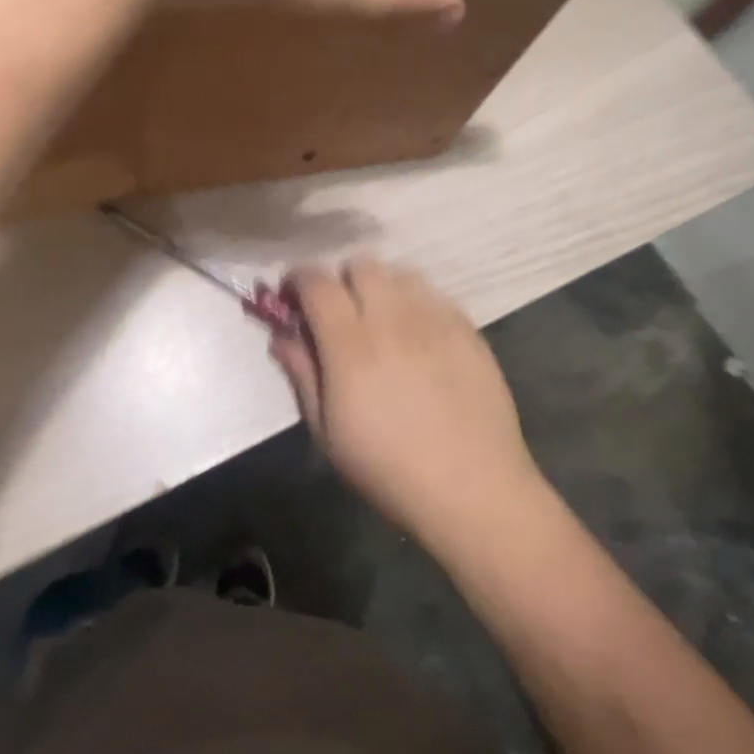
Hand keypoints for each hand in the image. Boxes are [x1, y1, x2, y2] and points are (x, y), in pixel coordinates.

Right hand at [272, 259, 545, 532]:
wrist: (471, 488)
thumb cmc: (386, 468)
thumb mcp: (326, 431)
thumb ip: (302, 374)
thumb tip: (281, 336)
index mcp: (351, 345)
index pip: (316, 282)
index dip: (297, 281)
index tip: (290, 299)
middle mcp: (394, 320)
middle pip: (361, 264)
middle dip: (340, 281)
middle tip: (336, 315)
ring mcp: (438, 322)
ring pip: (402, 274)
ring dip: (381, 288)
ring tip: (379, 322)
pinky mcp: (470, 332)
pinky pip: (436, 296)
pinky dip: (415, 304)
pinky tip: (416, 338)